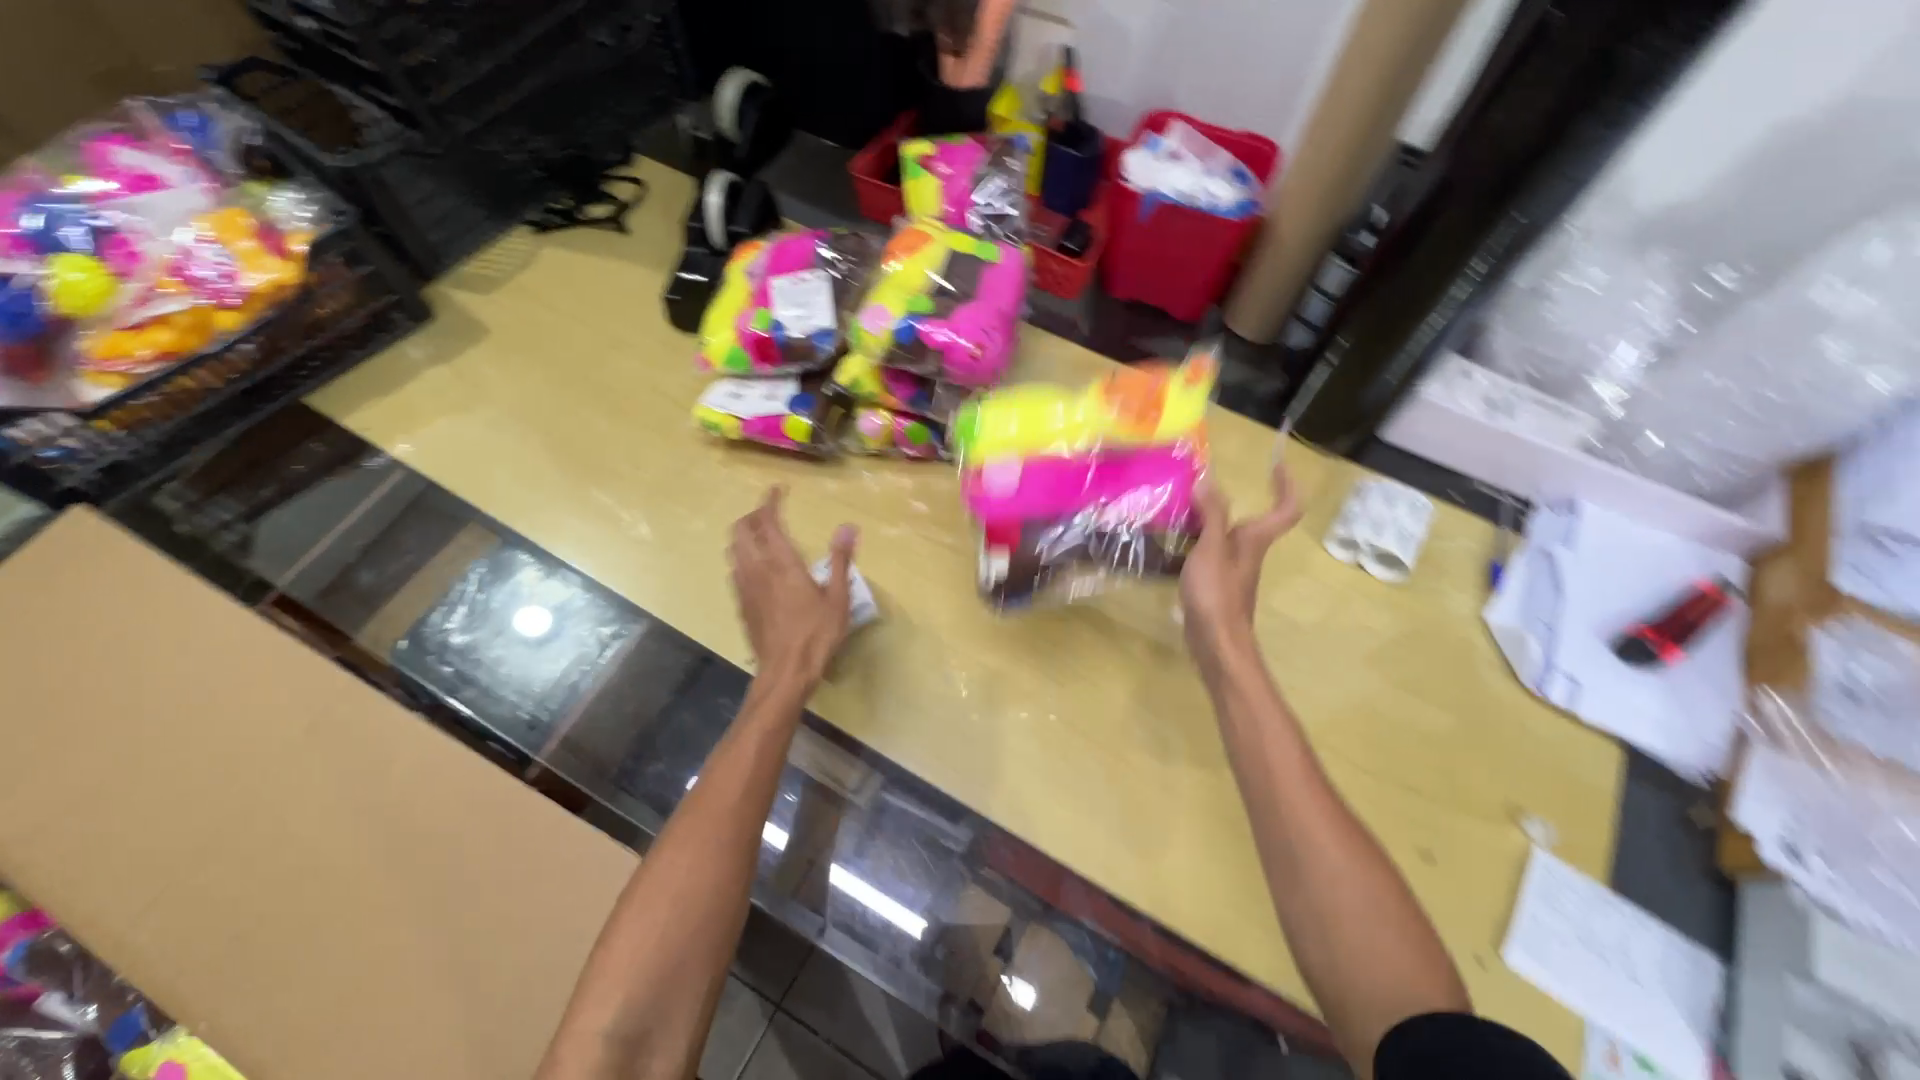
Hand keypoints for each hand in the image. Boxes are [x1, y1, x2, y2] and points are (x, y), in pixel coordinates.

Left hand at [728, 487, 859, 687]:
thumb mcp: (838, 597)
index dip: (769, 500)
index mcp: (782, 562)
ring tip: (762, 537)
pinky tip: (758, 569)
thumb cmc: (816, 634)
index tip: (777, 490)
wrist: (785, 670)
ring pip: (733, 549)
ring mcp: (744, 587)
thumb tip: (848, 527)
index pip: (767, 520)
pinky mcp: (741, 604)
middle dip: (752, 516)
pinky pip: (735, 570)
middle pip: (741, 530)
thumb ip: (840, 560)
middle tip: (770, 513)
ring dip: (744, 536)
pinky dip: (743, 557)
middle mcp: (757, 568)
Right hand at [1180, 459, 1301, 666]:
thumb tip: (1208, 478)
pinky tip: (1174, 541)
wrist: (1215, 643)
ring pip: (1227, 536)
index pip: (1287, 507)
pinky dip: (1196, 540)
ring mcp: (1233, 570)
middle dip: (1233, 499)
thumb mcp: (1211, 548)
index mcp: (1255, 539)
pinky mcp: (1216, 585)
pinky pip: (1210, 552)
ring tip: (1181, 508)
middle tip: (1201, 485)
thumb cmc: (1217, 594)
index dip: (1287, 484)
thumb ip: (1211, 513)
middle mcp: (1249, 551)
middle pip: (1254, 520)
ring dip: (1209, 519)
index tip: (1275, 464)